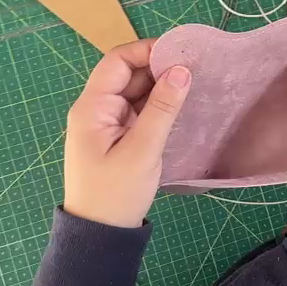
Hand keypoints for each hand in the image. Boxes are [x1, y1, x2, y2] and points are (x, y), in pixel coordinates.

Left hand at [63, 40, 191, 228]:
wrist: (99, 235)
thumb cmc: (116, 193)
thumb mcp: (143, 149)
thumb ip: (162, 108)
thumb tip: (181, 69)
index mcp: (92, 107)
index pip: (117, 61)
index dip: (146, 51)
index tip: (180, 53)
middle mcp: (96, 109)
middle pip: (127, 74)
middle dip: (158, 67)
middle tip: (194, 68)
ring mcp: (107, 123)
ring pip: (135, 91)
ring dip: (160, 86)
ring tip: (193, 83)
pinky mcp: (118, 136)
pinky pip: (139, 109)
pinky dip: (158, 104)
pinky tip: (180, 104)